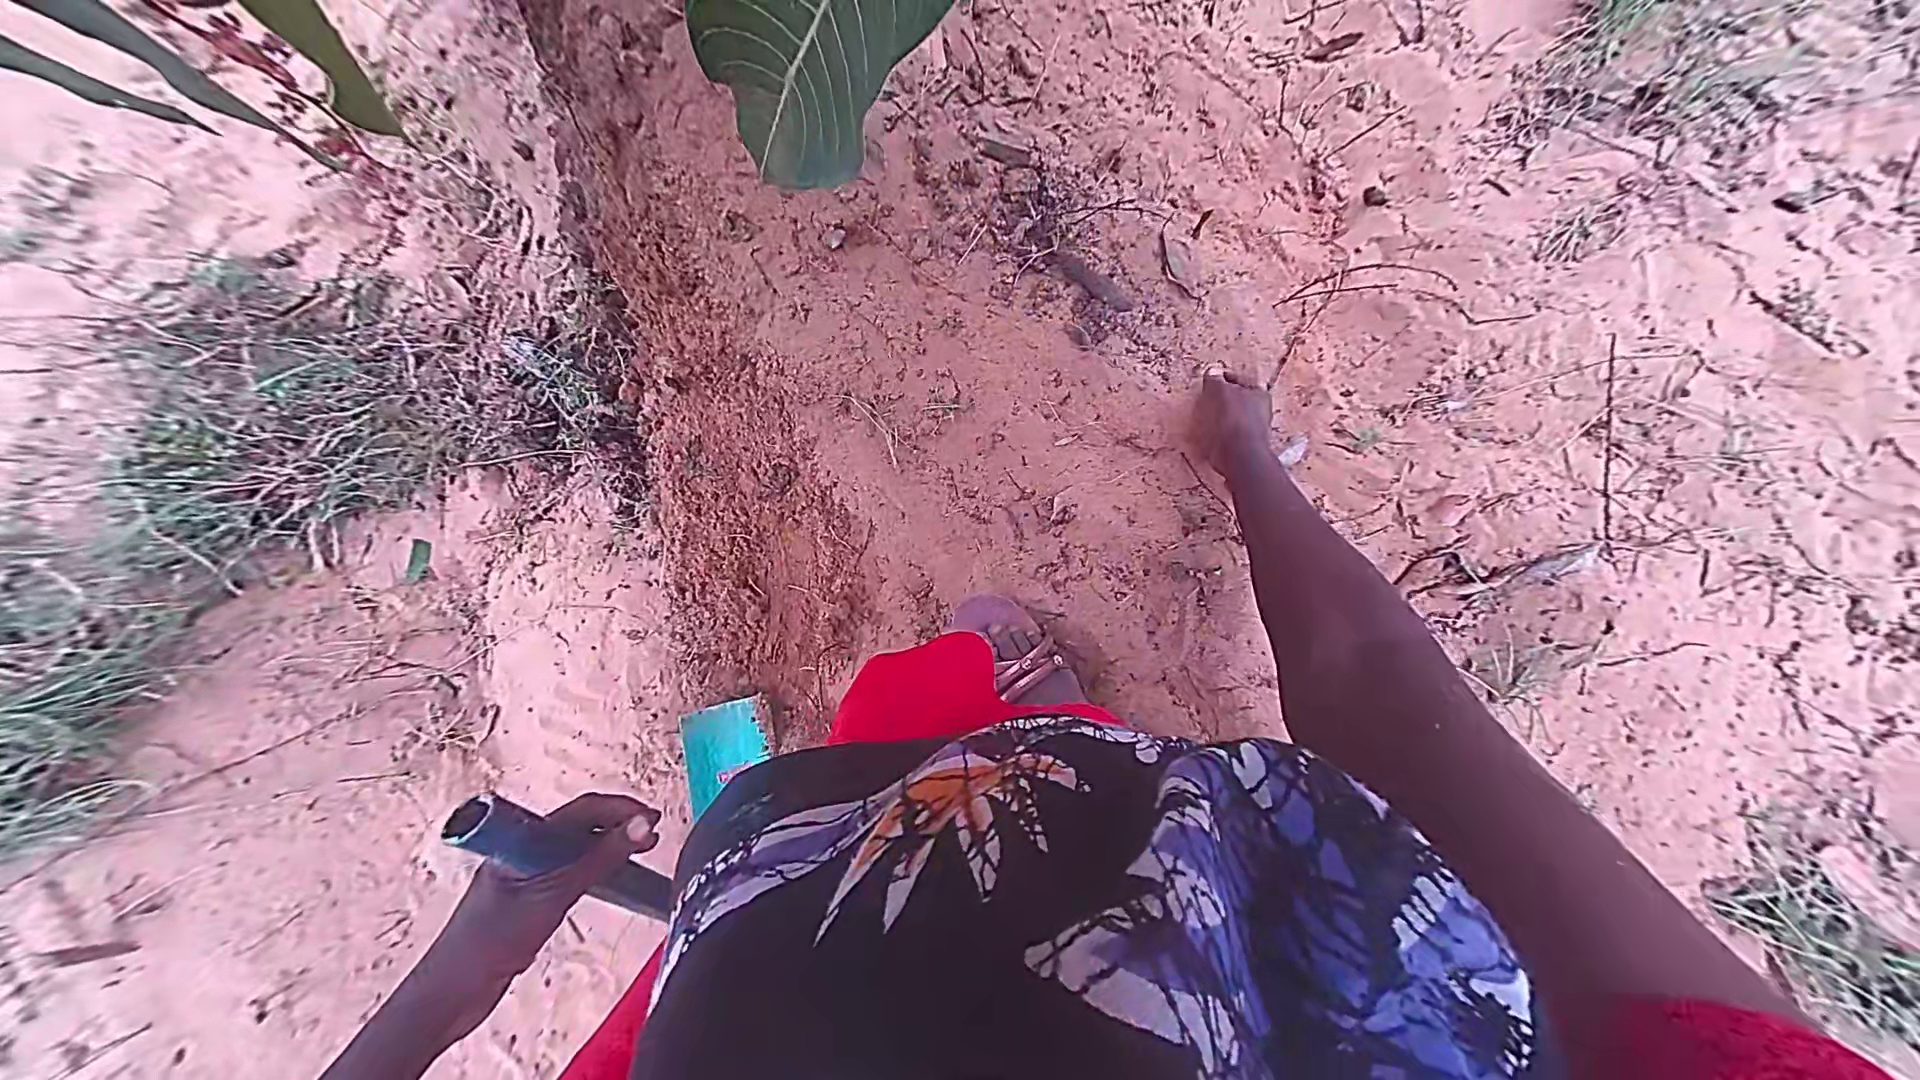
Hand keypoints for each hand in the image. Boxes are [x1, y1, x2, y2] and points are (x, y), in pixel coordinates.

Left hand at [411, 794, 660, 1040]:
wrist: (447, 998)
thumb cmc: (486, 944)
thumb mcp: (556, 894)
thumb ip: (601, 858)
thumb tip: (640, 826)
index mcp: (522, 838)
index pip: (583, 807)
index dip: (621, 808)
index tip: (649, 817)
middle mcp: (523, 848)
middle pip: (581, 822)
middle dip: (619, 822)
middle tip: (650, 829)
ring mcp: (525, 871)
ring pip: (577, 844)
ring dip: (609, 843)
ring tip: (638, 847)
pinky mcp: (529, 894)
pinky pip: (570, 867)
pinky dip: (595, 865)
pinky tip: (610, 872)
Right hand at [1191, 368, 1273, 475]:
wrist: (1238, 455)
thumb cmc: (1233, 419)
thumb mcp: (1220, 392)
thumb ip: (1215, 380)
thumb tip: (1212, 371)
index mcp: (1259, 394)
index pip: (1239, 380)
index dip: (1222, 378)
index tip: (1208, 381)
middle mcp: (1260, 411)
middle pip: (1236, 400)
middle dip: (1220, 399)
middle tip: (1204, 399)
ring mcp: (1251, 430)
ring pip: (1231, 418)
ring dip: (1218, 417)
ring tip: (1203, 418)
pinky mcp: (1241, 446)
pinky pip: (1226, 434)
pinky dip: (1217, 433)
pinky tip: (1208, 435)